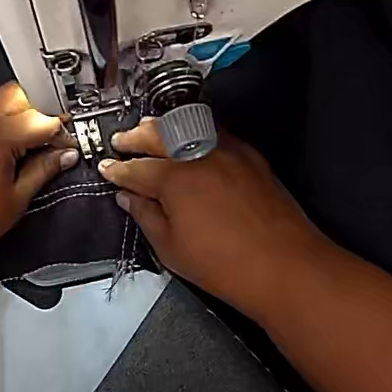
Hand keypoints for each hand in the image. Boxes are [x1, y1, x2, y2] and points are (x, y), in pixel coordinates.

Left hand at [0, 82, 77, 267]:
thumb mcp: (16, 199)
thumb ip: (43, 170)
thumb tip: (64, 156)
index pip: (41, 119)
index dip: (60, 133)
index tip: (66, 146)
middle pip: (17, 95)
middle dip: (37, 112)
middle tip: (47, 139)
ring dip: (12, 116)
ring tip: (21, 147)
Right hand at [97, 120, 329, 317]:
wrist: (284, 265)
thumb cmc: (224, 265)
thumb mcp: (171, 248)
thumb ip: (146, 216)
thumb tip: (129, 197)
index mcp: (174, 179)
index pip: (136, 169)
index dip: (118, 170)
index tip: (106, 169)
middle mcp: (200, 155)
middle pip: (160, 135)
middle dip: (136, 137)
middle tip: (122, 141)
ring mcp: (228, 152)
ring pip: (189, 126)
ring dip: (165, 127)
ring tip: (149, 130)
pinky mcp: (250, 157)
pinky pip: (216, 132)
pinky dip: (196, 130)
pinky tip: (190, 139)